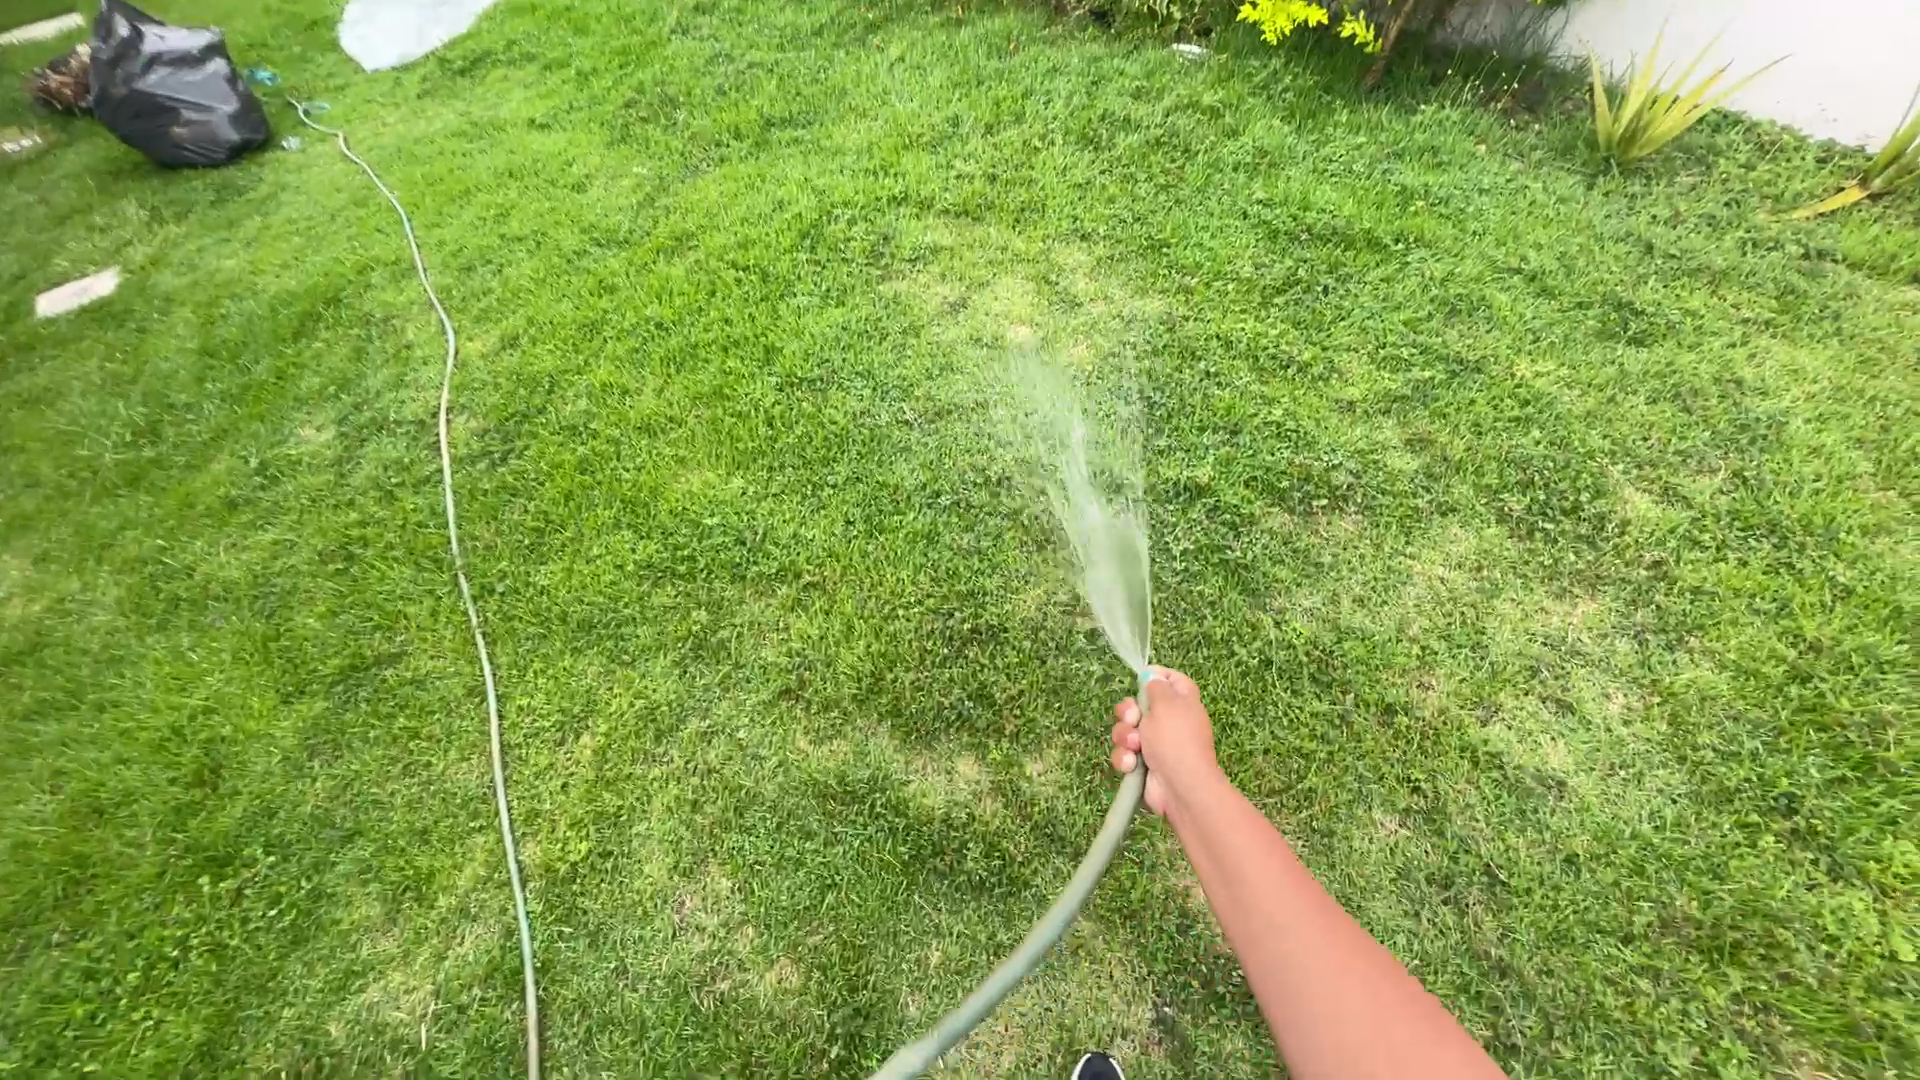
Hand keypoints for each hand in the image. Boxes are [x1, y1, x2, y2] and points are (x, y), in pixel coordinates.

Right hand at [1110, 665, 1223, 817]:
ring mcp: (1156, 744)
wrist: (1179, 787)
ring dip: (1125, 737)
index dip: (1155, 676)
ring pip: (1126, 730)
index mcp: (1182, 702)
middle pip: (1138, 705)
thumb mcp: (1166, 703)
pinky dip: (1125, 758)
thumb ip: (1155, 685)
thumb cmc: (1175, 739)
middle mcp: (1169, 721)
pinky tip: (1132, 764)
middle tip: (1133, 719)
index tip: (1141, 678)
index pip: (1171, 679)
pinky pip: (1124, 753)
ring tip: (1134, 746)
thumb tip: (1152, 676)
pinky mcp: (1143, 764)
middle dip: (1128, 712)